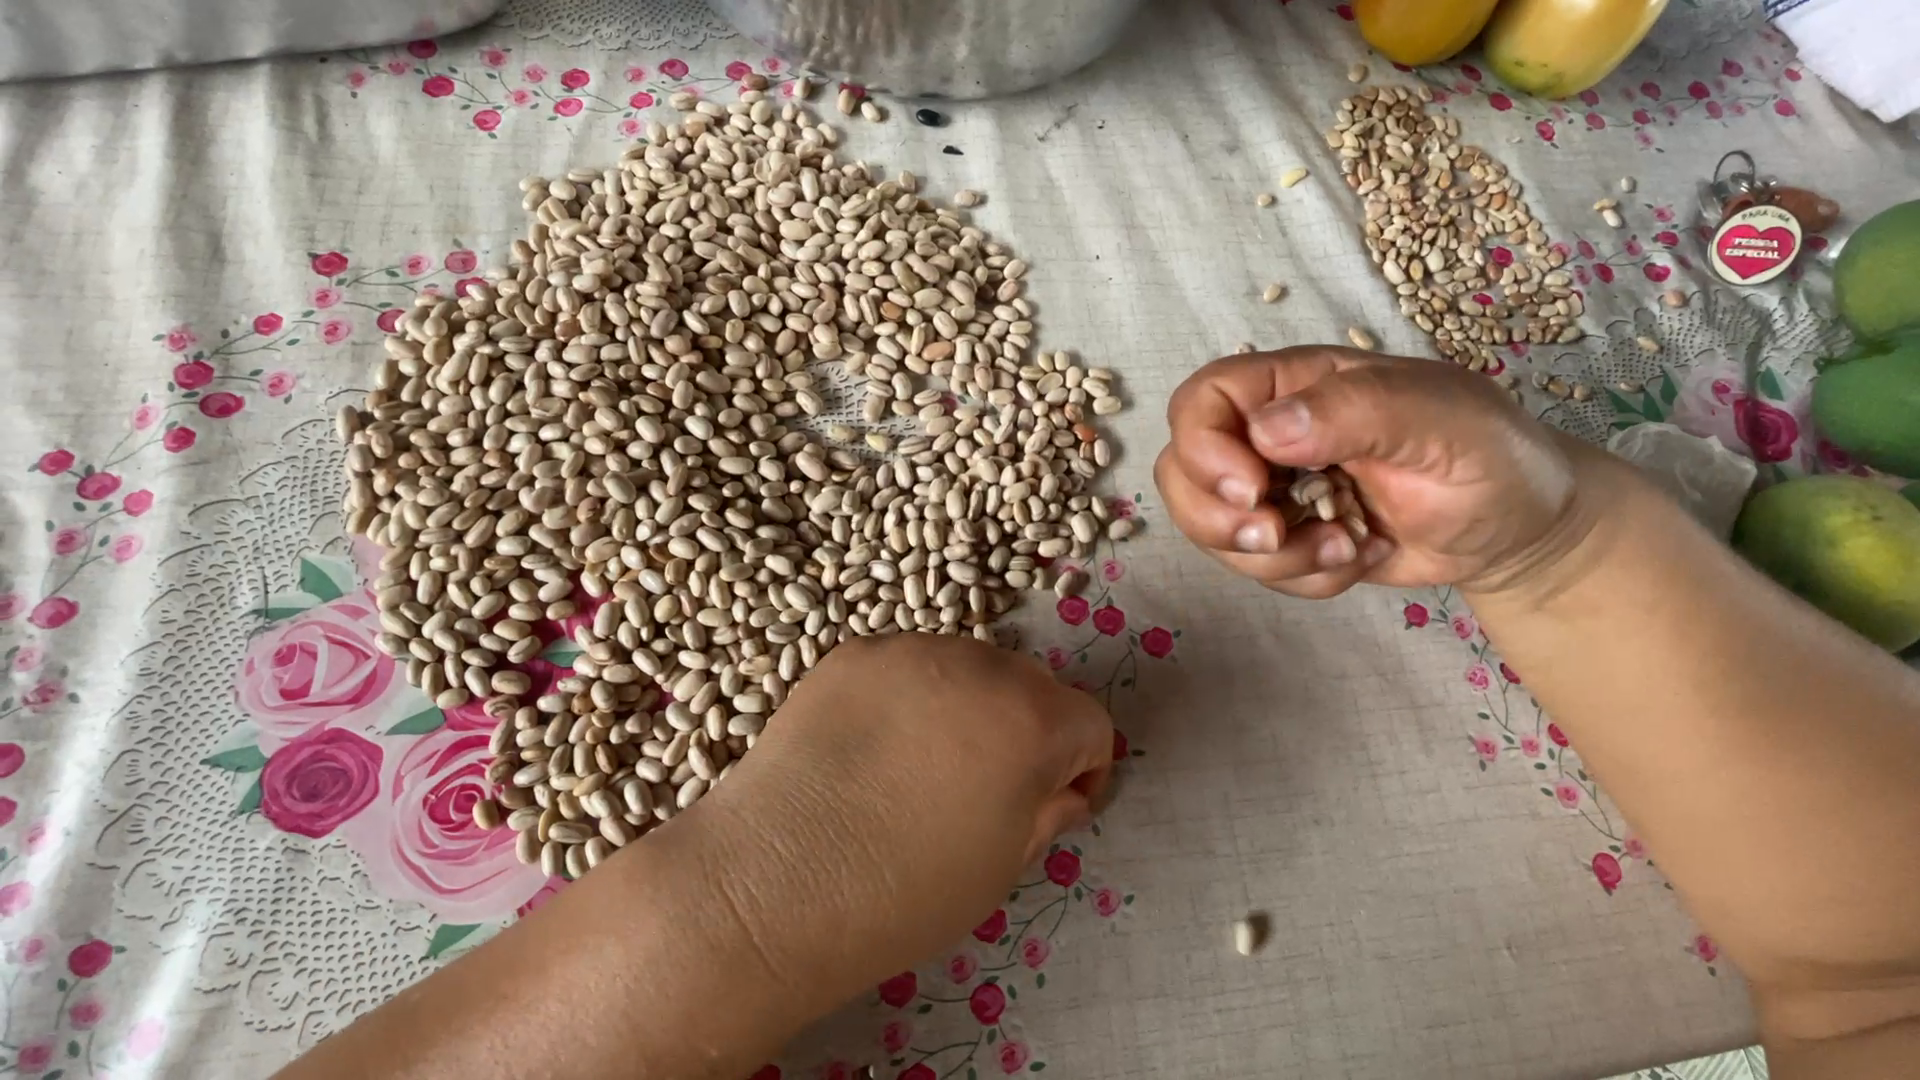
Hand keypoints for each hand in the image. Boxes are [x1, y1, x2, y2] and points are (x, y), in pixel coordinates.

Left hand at [686, 633, 1112, 1002]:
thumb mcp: (1001, 867)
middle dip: (1027, 730)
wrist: (774, 884)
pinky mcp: (853, 653)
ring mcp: (910, 650)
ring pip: (968, 669)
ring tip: (922, 765)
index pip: (1089, 725)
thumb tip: (1062, 789)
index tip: (1054, 803)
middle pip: (1031, 686)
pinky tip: (874, 747)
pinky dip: (910, 697)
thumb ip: (1047, 813)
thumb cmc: (904, 894)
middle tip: (987, 785)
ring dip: (968, 706)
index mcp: (1032, 719)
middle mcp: (979, 665)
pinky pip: (907, 667)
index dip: (1081, 769)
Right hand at [1155, 346, 1594, 597]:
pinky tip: (1353, 558)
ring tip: (1345, 548)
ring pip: (1207, 528)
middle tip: (1279, 535)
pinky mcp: (1281, 538)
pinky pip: (1251, 567)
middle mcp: (1264, 436)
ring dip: (1269, 557)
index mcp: (1293, 387)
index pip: (1201, 401)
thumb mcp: (1440, 420)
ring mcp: (1268, 490)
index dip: (1203, 448)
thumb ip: (1356, 411)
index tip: (1253, 488)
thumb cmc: (1489, 457)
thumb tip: (1266, 430)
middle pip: (1181, 472)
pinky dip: (1299, 577)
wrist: (1514, 529)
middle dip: (1220, 518)